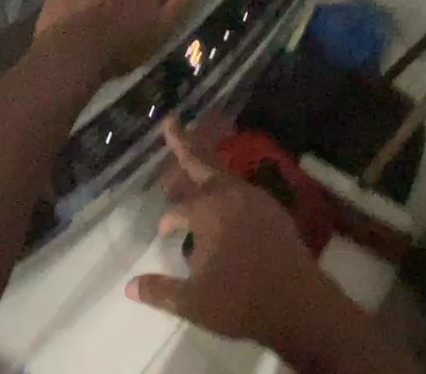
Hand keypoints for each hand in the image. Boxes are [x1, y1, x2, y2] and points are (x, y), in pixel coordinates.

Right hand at [126, 123, 338, 354]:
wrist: (296, 302)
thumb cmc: (240, 301)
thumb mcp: (193, 302)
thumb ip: (160, 291)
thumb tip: (129, 286)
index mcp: (207, 211)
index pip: (178, 209)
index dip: (168, 220)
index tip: (164, 232)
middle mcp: (229, 196)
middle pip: (202, 163)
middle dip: (184, 143)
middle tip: (171, 122)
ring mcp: (255, 198)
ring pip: (224, 175)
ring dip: (208, 169)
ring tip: (198, 164)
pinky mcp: (274, 208)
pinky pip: (244, 190)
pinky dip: (230, 188)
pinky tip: (229, 200)